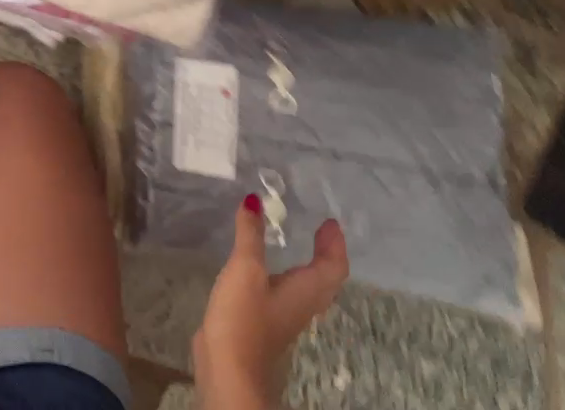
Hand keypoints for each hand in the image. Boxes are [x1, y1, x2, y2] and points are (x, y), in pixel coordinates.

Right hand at [193, 196, 348, 407]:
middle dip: (325, 252)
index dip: (334, 242)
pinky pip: (288, 291)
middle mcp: (304, 303)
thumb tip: (254, 200)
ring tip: (297, 244)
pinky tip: (265, 270)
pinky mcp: (268, 321)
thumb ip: (250, 235)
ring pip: (308, 286)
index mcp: (306, 290)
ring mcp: (286, 315)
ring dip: (309, 264)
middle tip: (318, 229)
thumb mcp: (245, 269)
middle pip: (326, 277)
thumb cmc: (244, 315)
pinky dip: (287, 274)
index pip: (332, 264)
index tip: (329, 221)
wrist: (230, 365)